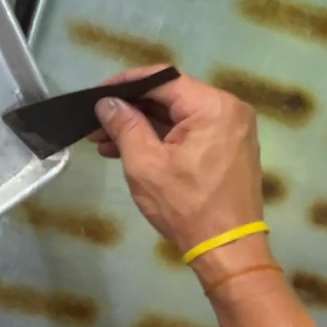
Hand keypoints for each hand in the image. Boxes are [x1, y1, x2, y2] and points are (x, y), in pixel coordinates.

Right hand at [87, 65, 268, 274]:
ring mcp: (230, 129)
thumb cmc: (185, 204)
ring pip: (176, 116)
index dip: (126, 84)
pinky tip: (128, 150)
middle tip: (96, 123)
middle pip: (170, 97)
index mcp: (213, 106)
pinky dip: (159, 138)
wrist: (224, 246)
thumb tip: (106, 103)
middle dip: (130, 109)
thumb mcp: (145, 163)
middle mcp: (228, 109)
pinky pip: (188, 132)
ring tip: (104, 141)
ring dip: (141, 126)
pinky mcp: (226, 147)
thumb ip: (125, 126)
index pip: (163, 80)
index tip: (96, 94)